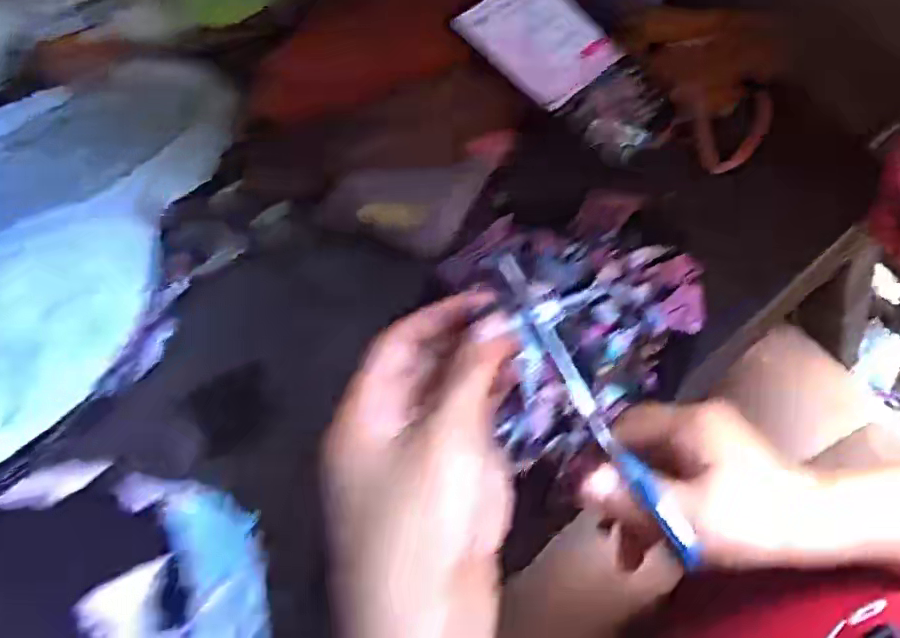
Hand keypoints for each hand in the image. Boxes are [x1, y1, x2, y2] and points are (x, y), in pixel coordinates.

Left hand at [323, 293, 517, 637]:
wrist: (431, 603)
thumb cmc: (425, 515)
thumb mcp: (448, 433)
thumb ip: (473, 368)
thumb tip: (499, 314)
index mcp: (366, 416)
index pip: (398, 344)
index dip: (442, 313)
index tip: (494, 295)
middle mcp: (390, 423)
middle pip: (427, 361)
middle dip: (473, 332)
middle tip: (524, 312)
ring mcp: (424, 444)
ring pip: (456, 383)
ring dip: (491, 357)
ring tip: (533, 335)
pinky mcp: (454, 462)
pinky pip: (475, 408)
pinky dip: (499, 385)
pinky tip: (528, 372)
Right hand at [579, 401, 828, 569]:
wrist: (807, 521)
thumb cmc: (746, 515)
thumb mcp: (682, 512)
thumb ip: (632, 496)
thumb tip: (582, 480)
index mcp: (692, 422)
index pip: (629, 422)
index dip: (599, 456)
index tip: (579, 497)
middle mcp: (702, 420)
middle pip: (642, 447)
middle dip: (621, 493)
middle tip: (610, 539)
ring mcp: (715, 438)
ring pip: (659, 467)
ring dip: (642, 508)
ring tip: (634, 558)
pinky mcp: (724, 460)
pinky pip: (680, 476)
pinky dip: (666, 506)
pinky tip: (664, 544)